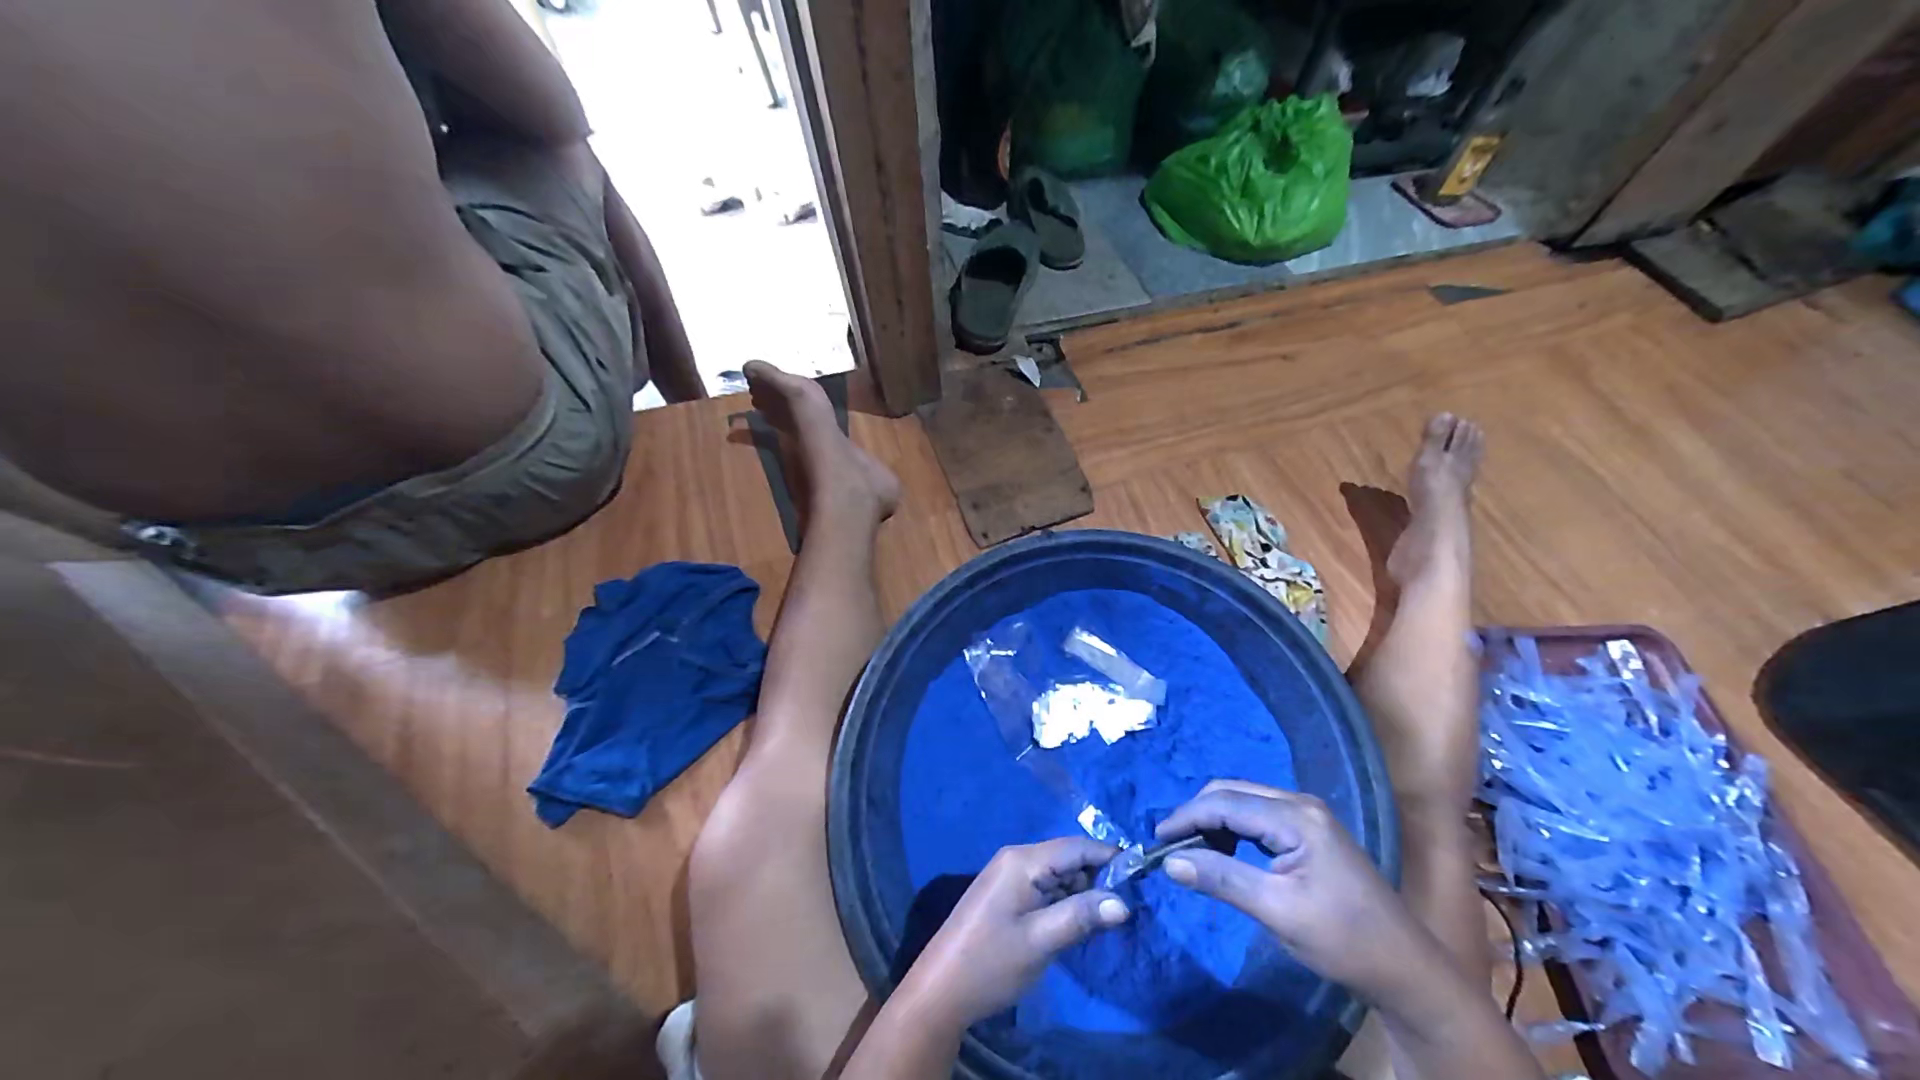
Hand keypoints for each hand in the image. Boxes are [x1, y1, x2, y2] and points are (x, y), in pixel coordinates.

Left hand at [898, 836, 1131, 1026]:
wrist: (941, 988)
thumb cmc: (991, 962)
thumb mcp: (1041, 942)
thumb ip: (1081, 917)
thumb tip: (1124, 902)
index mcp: (1023, 861)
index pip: (1076, 847)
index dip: (1110, 857)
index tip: (1143, 874)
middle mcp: (1016, 859)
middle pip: (1068, 858)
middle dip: (1098, 877)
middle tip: (1128, 905)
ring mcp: (1009, 875)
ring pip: (1059, 874)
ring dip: (1082, 892)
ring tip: (1109, 917)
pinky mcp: (1007, 894)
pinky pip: (1045, 887)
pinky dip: (1065, 900)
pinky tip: (1079, 922)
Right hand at [1155, 779, 1418, 995]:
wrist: (1405, 969)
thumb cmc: (1343, 940)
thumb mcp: (1277, 911)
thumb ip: (1222, 879)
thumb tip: (1170, 861)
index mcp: (1296, 818)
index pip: (1224, 803)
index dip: (1185, 818)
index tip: (1155, 841)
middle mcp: (1301, 804)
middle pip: (1231, 793)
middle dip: (1196, 814)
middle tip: (1169, 845)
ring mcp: (1308, 815)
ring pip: (1243, 801)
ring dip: (1213, 820)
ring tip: (1190, 850)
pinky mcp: (1310, 831)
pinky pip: (1258, 814)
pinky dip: (1232, 828)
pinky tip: (1223, 852)